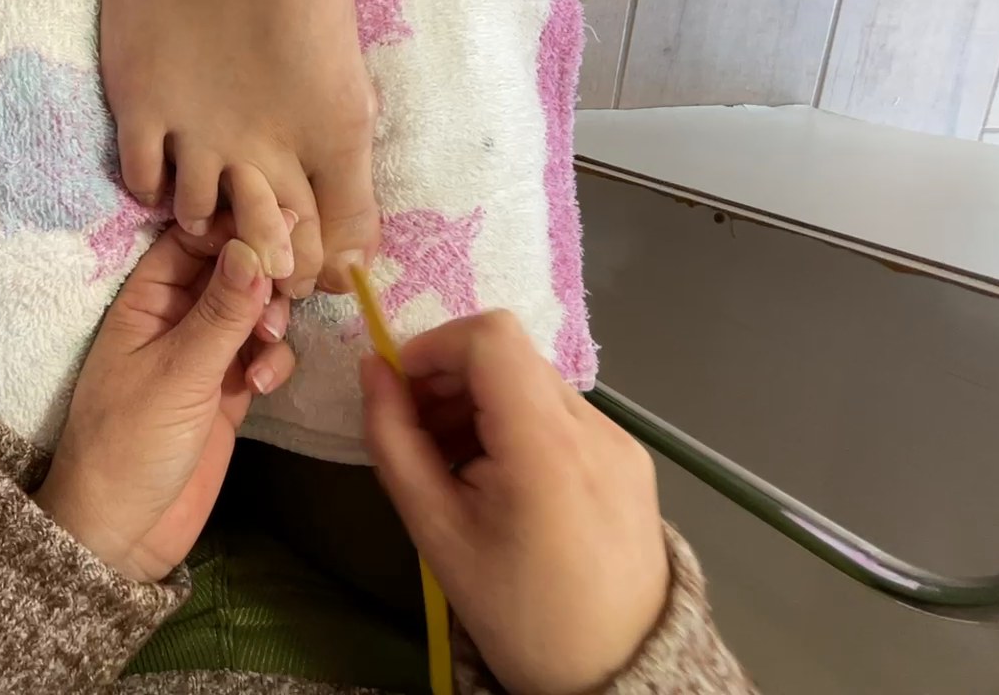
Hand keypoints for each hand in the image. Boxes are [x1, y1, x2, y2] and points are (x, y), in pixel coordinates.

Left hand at [35, 217, 296, 582]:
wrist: (124, 534)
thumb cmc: (131, 442)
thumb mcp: (177, 373)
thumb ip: (221, 312)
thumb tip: (255, 245)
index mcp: (147, 298)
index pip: (194, 237)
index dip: (236, 227)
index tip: (282, 225)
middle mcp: (178, 315)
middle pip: (232, 267)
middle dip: (263, 273)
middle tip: (290, 284)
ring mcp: (206, 351)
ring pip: (255, 307)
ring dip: (270, 318)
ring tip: (265, 343)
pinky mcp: (229, 387)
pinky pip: (263, 352)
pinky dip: (272, 360)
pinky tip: (261, 386)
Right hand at [360, 312, 668, 694]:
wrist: (619, 680)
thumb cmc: (515, 609)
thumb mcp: (433, 526)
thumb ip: (392, 436)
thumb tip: (372, 368)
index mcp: (547, 445)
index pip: (490, 337)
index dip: (433, 345)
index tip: (401, 387)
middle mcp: (594, 427)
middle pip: (504, 354)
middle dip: (445, 376)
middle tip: (415, 429)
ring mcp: (617, 439)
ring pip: (526, 377)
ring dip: (474, 398)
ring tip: (450, 456)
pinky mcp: (627, 455)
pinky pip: (553, 408)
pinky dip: (508, 418)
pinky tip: (493, 471)